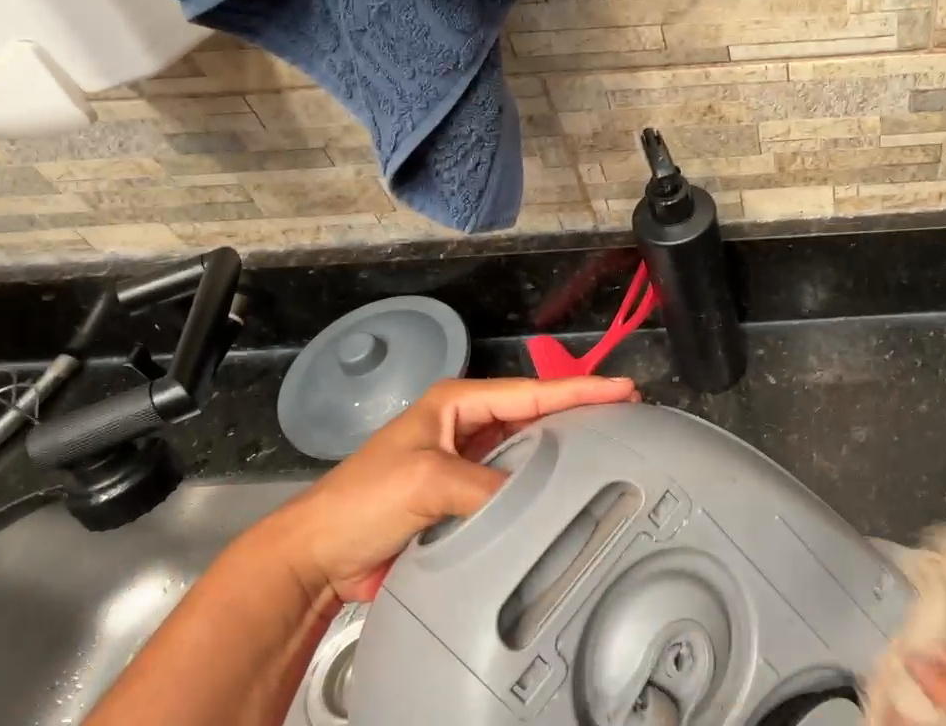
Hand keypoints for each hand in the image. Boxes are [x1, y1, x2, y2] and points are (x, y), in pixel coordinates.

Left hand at [251, 376, 637, 601]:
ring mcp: (468, 464)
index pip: (531, 393)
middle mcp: (468, 427)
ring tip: (612, 451)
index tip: (625, 387)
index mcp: (458, 404)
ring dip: (565, 452)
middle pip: (537, 417)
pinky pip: (516, 488)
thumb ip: (487, 487)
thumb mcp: (427, 481)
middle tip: (629, 418)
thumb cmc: (363, 501)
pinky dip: (543, 488)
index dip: (580, 390)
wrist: (317, 558)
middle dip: (581, 414)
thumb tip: (536, 501)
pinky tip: (570, 494)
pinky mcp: (466, 499)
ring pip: (530, 452)